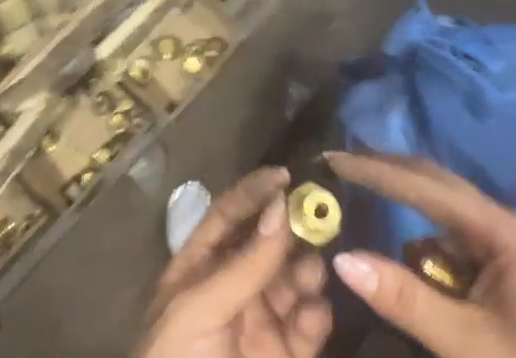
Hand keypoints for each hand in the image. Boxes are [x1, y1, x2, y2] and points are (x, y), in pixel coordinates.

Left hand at [135, 167, 332, 357]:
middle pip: (269, 246)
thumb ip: (243, 263)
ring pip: (295, 281)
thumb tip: (281, 208)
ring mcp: (262, 323)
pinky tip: (312, 314)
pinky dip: (317, 313)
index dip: (253, 194)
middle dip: (292, 231)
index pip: (227, 218)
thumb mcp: (197, 309)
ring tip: (309, 275)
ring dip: (307, 270)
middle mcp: (233, 290)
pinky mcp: (288, 355)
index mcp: (198, 271)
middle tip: (318, 219)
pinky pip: (310, 324)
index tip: (285, 175)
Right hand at [324, 153, 515, 357]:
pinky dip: (425, 249)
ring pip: (444, 217)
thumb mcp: (467, 344)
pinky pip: (456, 245)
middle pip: (437, 186)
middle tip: (337, 166)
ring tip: (358, 202)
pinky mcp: (509, 271)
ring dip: (405, 212)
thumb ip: (405, 299)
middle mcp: (508, 225)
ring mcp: (511, 247)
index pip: (428, 186)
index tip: (332, 157)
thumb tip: (341, 259)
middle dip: (387, 175)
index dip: (377, 170)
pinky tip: (403, 262)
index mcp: (504, 230)